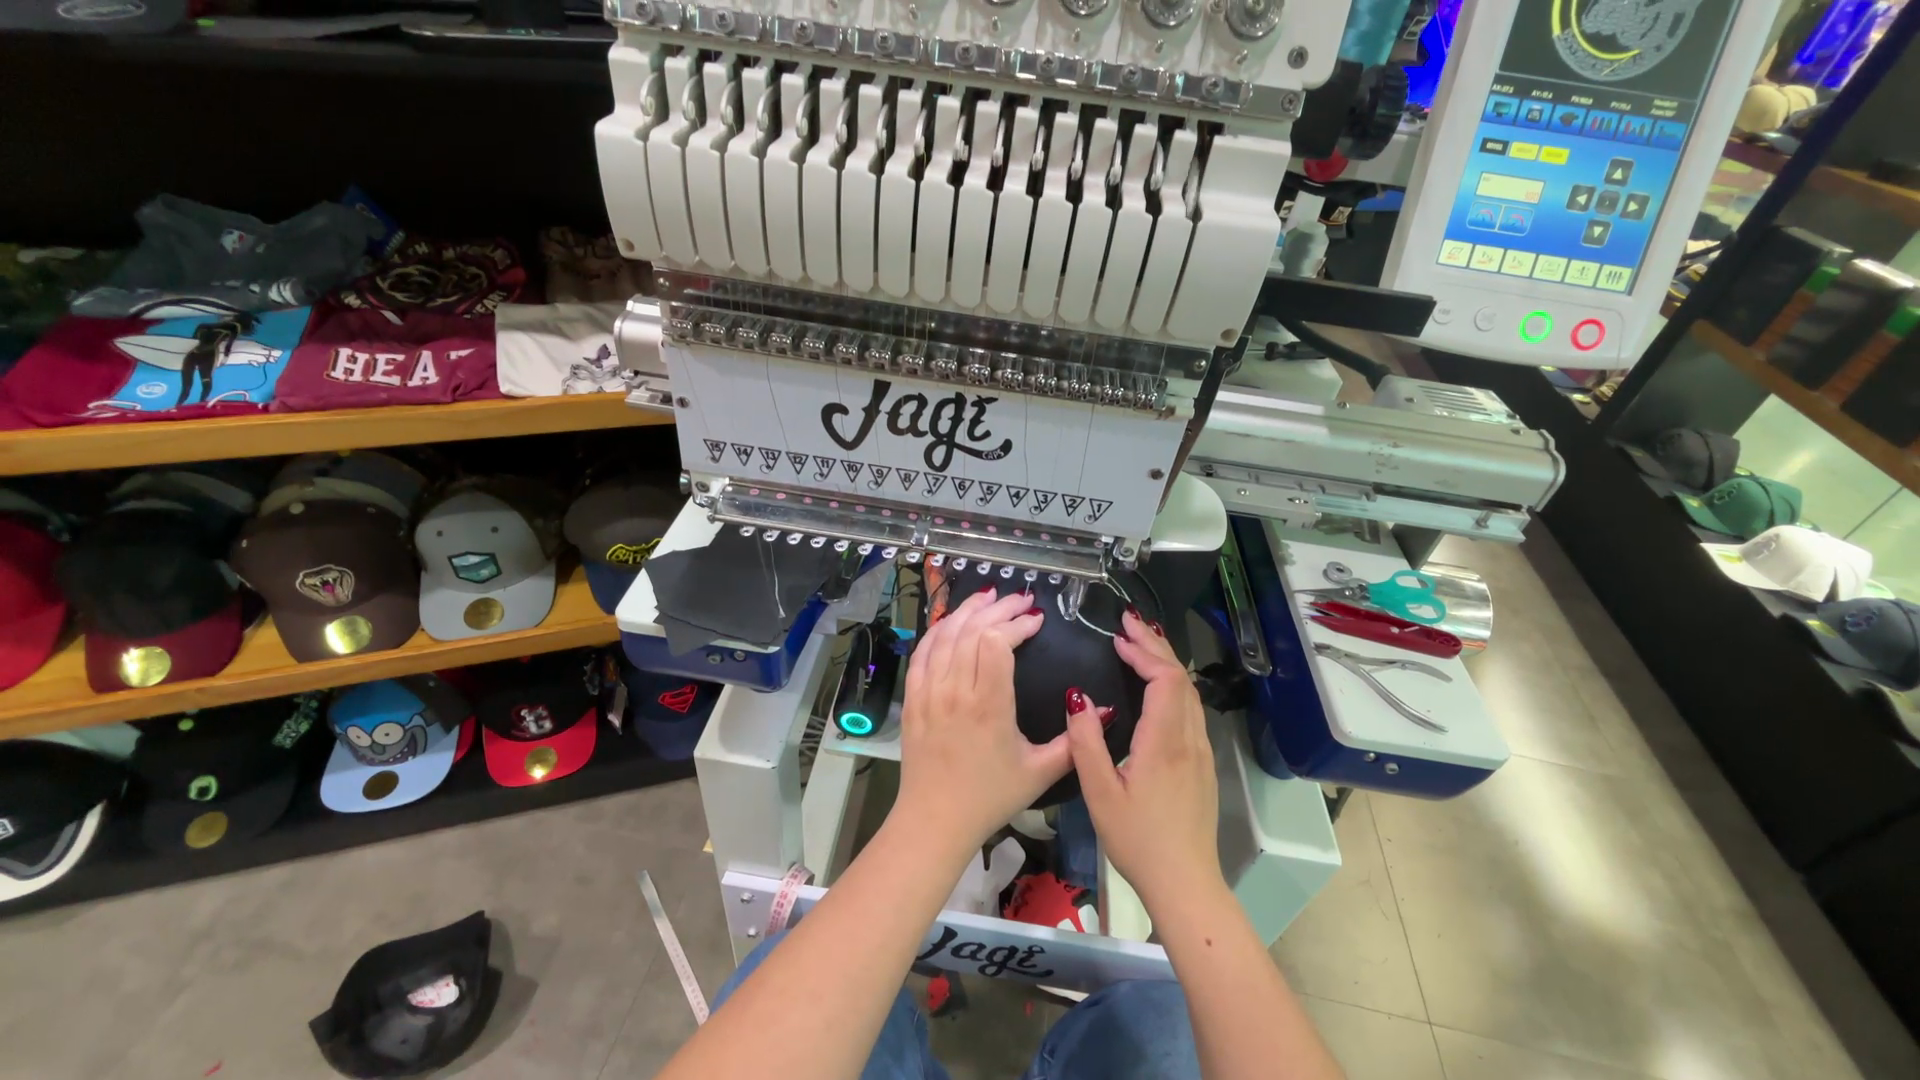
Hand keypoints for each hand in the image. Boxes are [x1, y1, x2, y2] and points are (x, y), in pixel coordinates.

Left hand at [893, 589, 1071, 858]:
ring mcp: (930, 693)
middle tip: (1020, 599)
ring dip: (967, 611)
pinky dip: (938, 631)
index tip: (1037, 620)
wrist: (936, 819)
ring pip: (946, 635)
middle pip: (973, 630)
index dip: (1018, 623)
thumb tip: (1103, 710)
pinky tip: (951, 622)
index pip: (998, 642)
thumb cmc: (990, 797)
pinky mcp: (913, 699)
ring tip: (988, 597)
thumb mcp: (1040, 772)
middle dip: (998, 608)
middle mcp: (956, 691)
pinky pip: (922, 653)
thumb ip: (1073, 741)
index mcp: (989, 705)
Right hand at [1065, 611, 1221, 909]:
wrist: (1185, 881)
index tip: (1119, 635)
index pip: (1164, 679)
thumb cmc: (1137, 839)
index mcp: (1164, 742)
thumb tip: (1078, 699)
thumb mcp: (1100, 793)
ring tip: (1141, 647)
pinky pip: (1192, 710)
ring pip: (1190, 694)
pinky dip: (1174, 686)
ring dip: (1167, 665)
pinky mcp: (1203, 766)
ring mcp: (1201, 753)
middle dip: (1156, 647)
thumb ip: (1087, 744)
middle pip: (1181, 679)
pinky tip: (1157, 690)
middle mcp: (1189, 740)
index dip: (1144, 651)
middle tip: (1129, 625)